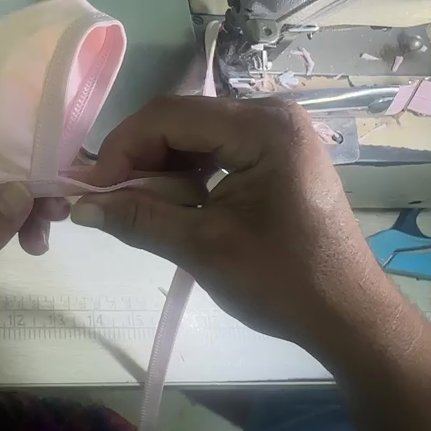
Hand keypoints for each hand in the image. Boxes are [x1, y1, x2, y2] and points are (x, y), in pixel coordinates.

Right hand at [72, 96, 394, 352]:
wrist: (350, 316)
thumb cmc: (283, 282)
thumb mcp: (202, 248)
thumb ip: (137, 218)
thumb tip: (80, 206)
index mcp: (262, 126)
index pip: (170, 115)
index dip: (123, 147)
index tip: (93, 188)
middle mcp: (271, 113)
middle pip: (181, 119)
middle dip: (140, 157)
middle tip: (110, 198)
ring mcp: (276, 130)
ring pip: (194, 132)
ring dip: (160, 165)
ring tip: (140, 204)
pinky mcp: (276, 150)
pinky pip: (216, 146)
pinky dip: (187, 171)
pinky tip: (176, 201)